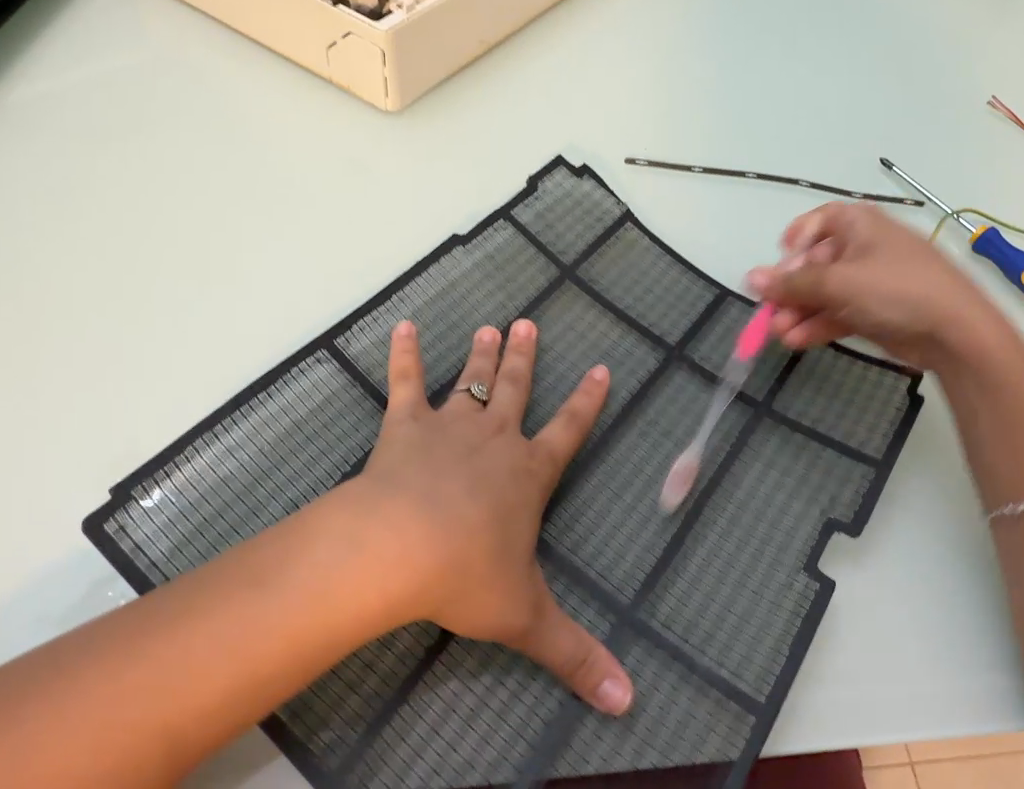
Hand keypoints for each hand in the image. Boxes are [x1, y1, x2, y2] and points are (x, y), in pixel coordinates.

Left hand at [353, 318, 633, 715]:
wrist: (396, 549)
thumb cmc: (465, 577)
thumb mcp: (526, 618)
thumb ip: (575, 656)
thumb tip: (627, 702)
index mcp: (528, 475)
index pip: (569, 432)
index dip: (587, 402)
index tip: (601, 369)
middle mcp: (494, 440)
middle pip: (517, 390)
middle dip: (526, 357)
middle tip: (529, 322)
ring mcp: (448, 427)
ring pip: (472, 381)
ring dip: (482, 354)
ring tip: (490, 324)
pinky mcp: (404, 426)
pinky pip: (406, 383)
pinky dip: (405, 355)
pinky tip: (403, 326)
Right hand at [745, 203, 995, 365]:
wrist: (957, 332)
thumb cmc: (896, 290)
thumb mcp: (838, 283)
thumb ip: (792, 284)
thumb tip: (751, 278)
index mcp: (860, 224)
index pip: (819, 221)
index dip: (796, 240)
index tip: (777, 263)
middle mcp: (865, 247)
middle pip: (816, 263)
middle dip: (791, 289)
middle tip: (770, 313)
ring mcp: (873, 281)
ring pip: (826, 293)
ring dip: (800, 312)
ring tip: (778, 334)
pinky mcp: (879, 311)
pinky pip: (840, 312)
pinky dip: (819, 324)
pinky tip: (797, 341)